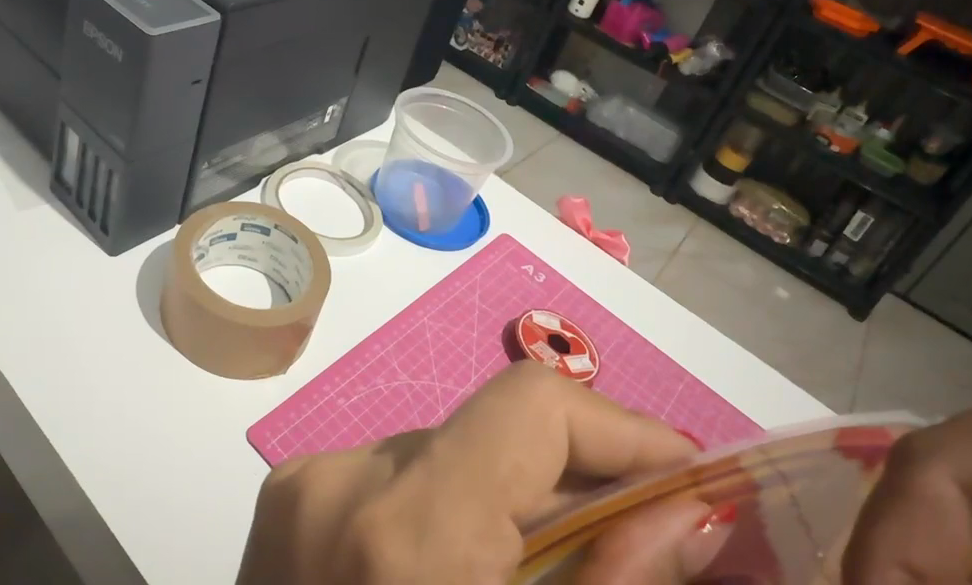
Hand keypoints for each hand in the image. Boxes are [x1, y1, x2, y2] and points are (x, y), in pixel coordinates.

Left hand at [238, 360, 726, 584]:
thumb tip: (688, 515)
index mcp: (406, 532)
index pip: (532, 404)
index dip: (622, 429)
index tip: (683, 480)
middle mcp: (341, 479)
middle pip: (491, 434)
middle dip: (573, 484)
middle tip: (637, 543)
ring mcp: (301, 486)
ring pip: (445, 458)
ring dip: (504, 506)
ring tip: (530, 578)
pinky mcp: (283, 500)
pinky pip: (394, 483)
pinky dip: (445, 517)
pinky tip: (456, 578)